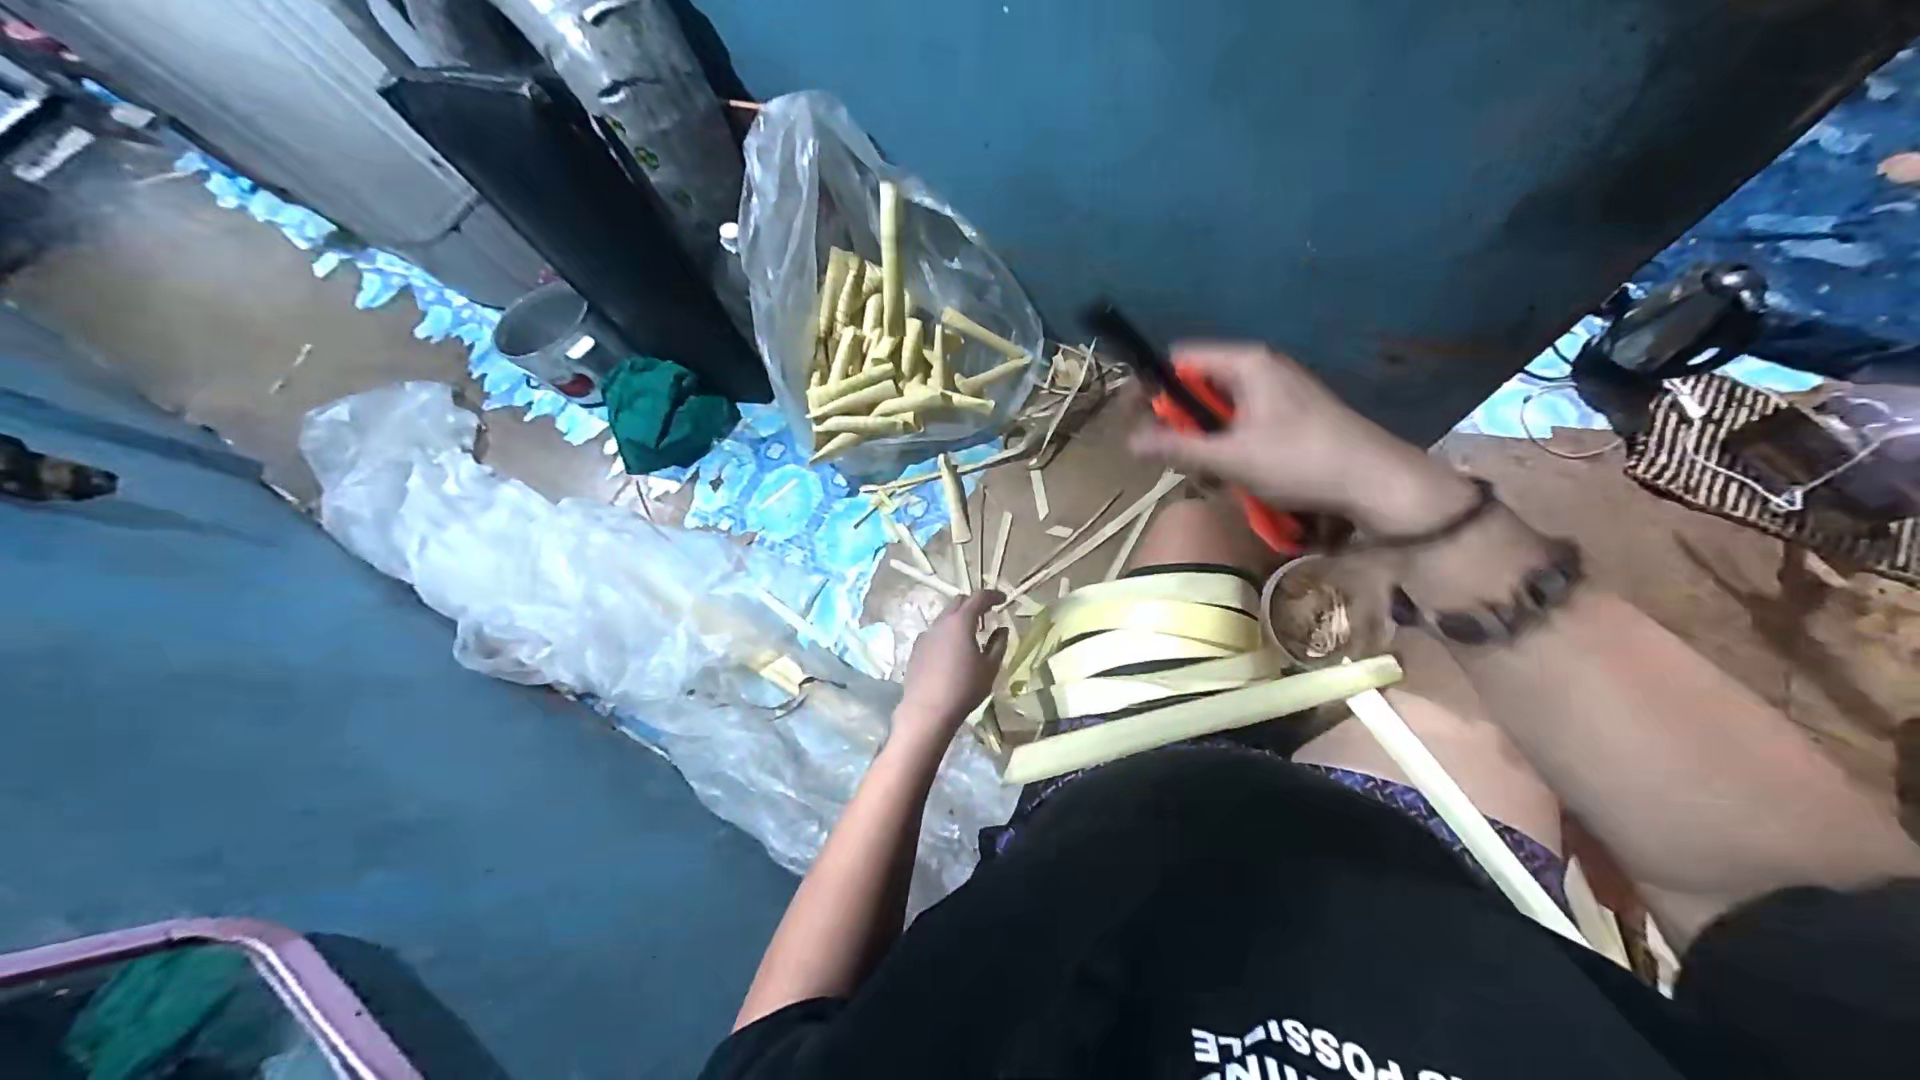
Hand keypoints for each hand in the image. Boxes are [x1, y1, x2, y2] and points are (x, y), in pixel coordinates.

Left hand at [894, 591, 1007, 751]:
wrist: (927, 710)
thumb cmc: (964, 688)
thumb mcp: (989, 668)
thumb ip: (998, 644)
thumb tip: (1002, 629)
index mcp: (961, 622)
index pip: (978, 597)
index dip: (993, 595)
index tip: (1003, 599)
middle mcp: (941, 622)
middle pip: (958, 602)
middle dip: (974, 604)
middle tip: (986, 615)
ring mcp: (925, 635)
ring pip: (944, 617)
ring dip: (959, 619)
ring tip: (970, 635)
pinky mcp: (916, 649)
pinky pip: (934, 633)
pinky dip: (946, 633)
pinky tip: (951, 652)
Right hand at [1127, 343, 1477, 535]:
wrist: (1376, 483)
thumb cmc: (1300, 461)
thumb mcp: (1230, 458)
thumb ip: (1176, 447)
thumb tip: (1128, 441)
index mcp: (1247, 363)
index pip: (1180, 359)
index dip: (1151, 386)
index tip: (1133, 418)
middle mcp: (1261, 368)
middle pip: (1198, 386)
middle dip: (1182, 424)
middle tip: (1180, 459)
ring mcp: (1278, 391)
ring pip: (1219, 411)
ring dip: (1206, 443)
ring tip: (1216, 476)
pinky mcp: (1290, 415)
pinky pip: (1242, 424)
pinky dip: (1230, 448)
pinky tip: (1240, 476)